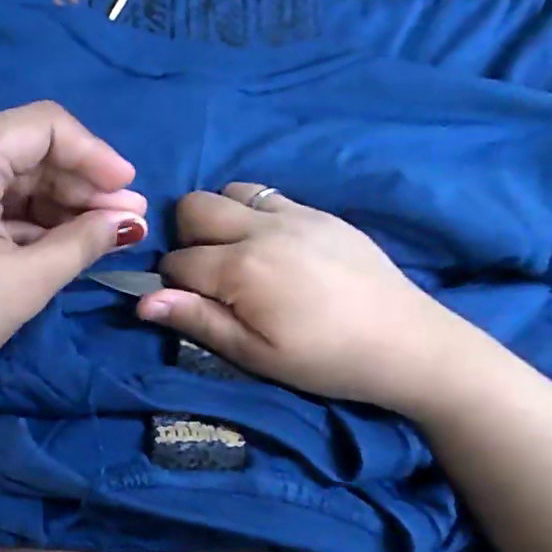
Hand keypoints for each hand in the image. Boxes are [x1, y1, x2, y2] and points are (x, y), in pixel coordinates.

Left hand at [0, 101, 148, 398]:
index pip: (41, 126)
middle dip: (83, 183)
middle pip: (30, 152)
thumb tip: (128, 221)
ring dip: (65, 204)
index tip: (127, 187)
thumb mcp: (29, 279)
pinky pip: (0, 206)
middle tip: (128, 217)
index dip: (92, 152)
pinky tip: (73, 241)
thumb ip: (84, 240)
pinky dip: (37, 222)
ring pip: (18, 181)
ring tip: (110, 231)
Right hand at [139, 183, 486, 414]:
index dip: (172, 284)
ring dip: (219, 219)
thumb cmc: (325, 360)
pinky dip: (253, 213)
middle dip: (186, 237)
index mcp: (242, 267)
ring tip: (237, 255)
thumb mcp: (256, 354)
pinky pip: (269, 195)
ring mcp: (296, 213)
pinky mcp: (321, 212)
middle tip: (209, 275)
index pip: (178, 262)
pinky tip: (272, 248)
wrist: (409, 343)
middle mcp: (263, 228)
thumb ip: (198, 320)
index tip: (190, 304)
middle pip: (194, 207)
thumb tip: (142, 301)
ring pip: (230, 191)